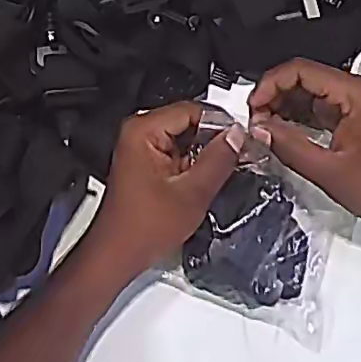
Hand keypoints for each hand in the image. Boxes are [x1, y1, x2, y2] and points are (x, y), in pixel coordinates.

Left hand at [82, 101, 242, 280]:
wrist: (119, 252)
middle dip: (214, 139)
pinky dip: (193, 163)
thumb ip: (218, 160)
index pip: (191, 109)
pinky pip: (176, 150)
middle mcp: (139, 132)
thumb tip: (235, 136)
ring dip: (205, 153)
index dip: (220, 124)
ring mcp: (141, 145)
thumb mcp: (192, 193)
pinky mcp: (146, 160)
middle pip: (188, 121)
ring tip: (223, 171)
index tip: (241, 138)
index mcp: (143, 130)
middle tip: (238, 155)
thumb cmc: (142, 227)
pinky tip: (205, 179)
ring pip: (185, 137)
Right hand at [248, 58, 360, 242]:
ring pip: (306, 94)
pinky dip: (296, 119)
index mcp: (352, 93)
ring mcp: (353, 106)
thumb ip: (290, 147)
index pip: (298, 70)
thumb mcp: (332, 172)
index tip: (253, 107)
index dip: (269, 85)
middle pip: (300, 78)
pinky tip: (282, 134)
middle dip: (273, 96)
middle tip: (255, 120)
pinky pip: (315, 110)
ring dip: (282, 108)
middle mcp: (353, 92)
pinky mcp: (352, 121)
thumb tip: (259, 130)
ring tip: (264, 129)